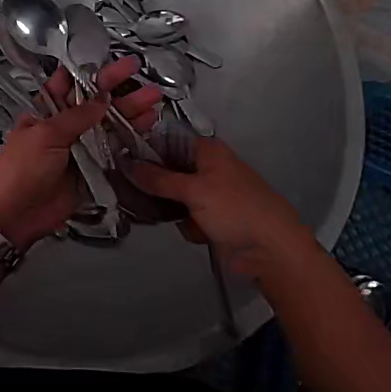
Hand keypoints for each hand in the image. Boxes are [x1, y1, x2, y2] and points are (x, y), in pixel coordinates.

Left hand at [0, 55, 161, 248]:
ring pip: (108, 124)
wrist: (15, 216)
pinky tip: (145, 126)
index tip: (112, 63)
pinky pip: (113, 150)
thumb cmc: (18, 172)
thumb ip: (76, 116)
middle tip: (137, 73)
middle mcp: (63, 128)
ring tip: (152, 99)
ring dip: (129, 111)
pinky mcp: (91, 169)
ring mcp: (78, 148)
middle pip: (94, 102)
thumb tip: (102, 98)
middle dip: (117, 87)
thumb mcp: (45, 135)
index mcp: (44, 113)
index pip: (69, 85)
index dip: (91, 73)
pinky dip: (130, 138)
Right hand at [127, 138, 318, 275]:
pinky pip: (185, 216)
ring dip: (167, 206)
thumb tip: (126, 165)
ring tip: (151, 212)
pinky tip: (190, 231)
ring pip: (173, 195)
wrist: (271, 250)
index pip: (168, 140)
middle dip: (152, 182)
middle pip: (168, 169)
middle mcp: (207, 168)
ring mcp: (209, 195)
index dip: (145, 148)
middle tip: (126, 188)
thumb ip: (158, 178)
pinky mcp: (210, 219)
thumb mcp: (194, 189)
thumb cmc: (236, 209)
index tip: (120, 157)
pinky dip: (185, 224)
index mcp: (208, 151)